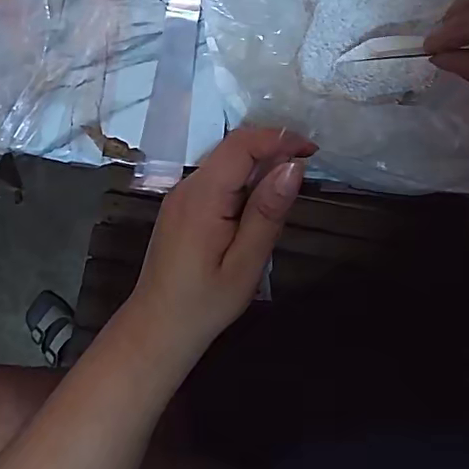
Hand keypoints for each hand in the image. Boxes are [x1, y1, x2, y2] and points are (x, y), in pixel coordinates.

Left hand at [117, 127, 315, 365]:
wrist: (156, 331)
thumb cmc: (204, 304)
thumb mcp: (245, 264)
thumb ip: (267, 212)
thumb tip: (293, 167)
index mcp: (202, 197)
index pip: (240, 145)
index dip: (278, 138)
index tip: (311, 150)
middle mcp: (188, 186)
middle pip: (232, 147)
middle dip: (272, 147)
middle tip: (308, 165)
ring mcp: (182, 194)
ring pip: (225, 160)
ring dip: (260, 162)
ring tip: (290, 183)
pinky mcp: (183, 205)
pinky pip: (217, 177)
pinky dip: (244, 178)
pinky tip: (261, 200)